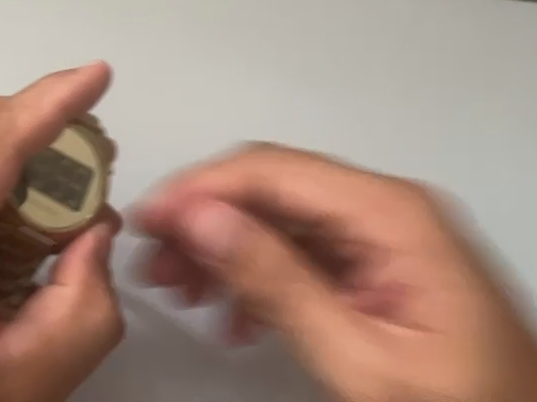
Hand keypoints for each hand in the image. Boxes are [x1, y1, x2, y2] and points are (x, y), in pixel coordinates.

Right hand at [132, 145, 536, 401]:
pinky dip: (260, 275)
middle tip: (153, 264)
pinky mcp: (383, 269)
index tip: (146, 221)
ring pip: (279, 219)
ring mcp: (385, 237)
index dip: (200, 189)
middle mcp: (385, 206)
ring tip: (180, 291)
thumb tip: (199, 216)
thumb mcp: (364, 365)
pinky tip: (233, 314)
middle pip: (270, 189)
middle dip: (205, 222)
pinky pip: (305, 253)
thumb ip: (278, 283)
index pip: (269, 170)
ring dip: (224, 249)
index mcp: (390, 212)